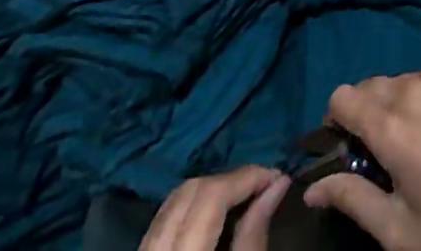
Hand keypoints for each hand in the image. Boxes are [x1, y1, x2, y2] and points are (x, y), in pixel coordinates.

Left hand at [140, 165, 290, 250]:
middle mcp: (153, 248)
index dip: (248, 178)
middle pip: (189, 190)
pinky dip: (192, 207)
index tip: (278, 178)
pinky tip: (214, 215)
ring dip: (211, 190)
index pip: (211, 196)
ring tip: (242, 197)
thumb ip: (254, 236)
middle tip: (262, 186)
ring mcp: (142, 250)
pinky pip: (163, 219)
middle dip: (229, 180)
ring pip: (173, 200)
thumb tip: (278, 182)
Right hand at [305, 64, 420, 250]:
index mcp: (393, 123)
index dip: (335, 123)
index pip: (342, 97)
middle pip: (369, 87)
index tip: (344, 153)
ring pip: (400, 81)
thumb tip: (312, 188)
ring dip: (394, 105)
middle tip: (377, 159)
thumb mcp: (400, 230)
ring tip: (412, 146)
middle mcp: (416, 88)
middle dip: (363, 116)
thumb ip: (352, 199)